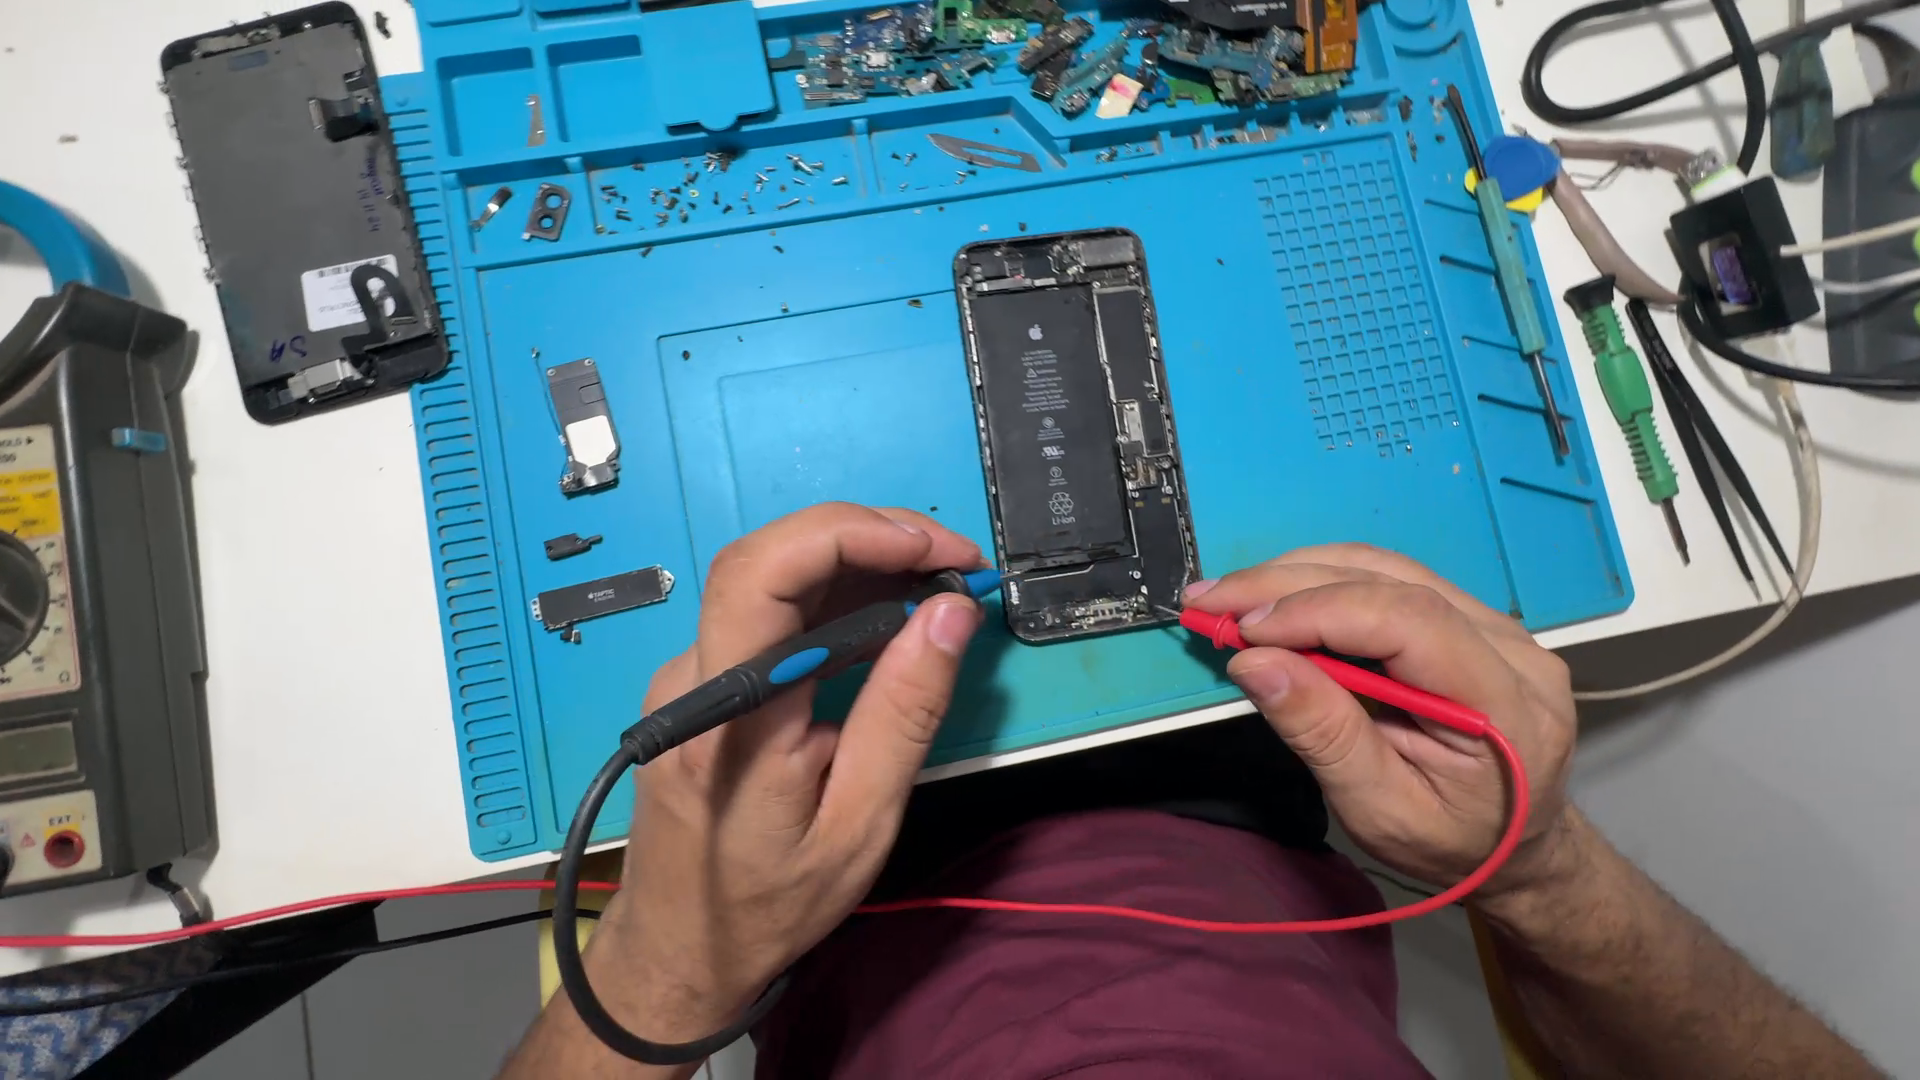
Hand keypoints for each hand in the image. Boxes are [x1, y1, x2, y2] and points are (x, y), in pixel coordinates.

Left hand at [595, 503, 984, 1038]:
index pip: (760, 576)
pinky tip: (893, 610)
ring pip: (777, 576)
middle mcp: (693, 674)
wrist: (679, 947)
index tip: (933, 548)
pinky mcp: (706, 676)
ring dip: (864, 563)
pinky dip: (842, 595)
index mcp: (727, 715)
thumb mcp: (862, 822)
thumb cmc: (772, 901)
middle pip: (772, 559)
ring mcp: (693, 670)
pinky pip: (775, 610)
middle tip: (956, 561)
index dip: (847, 533)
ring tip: (939, 582)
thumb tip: (950, 611)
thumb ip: (905, 712)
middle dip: (873, 538)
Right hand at [1181, 544, 1576, 897]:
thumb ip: (1322, 734)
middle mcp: (1508, 643)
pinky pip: (1381, 577)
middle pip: (1384, 580)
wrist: (1516, 845)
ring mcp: (1490, 622)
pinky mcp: (1461, 615)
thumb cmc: (1450, 841)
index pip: (1406, 620)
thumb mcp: (1379, 810)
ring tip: (1227, 596)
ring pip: (1378, 566)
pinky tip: (1271, 598)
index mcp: (1504, 703)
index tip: (1241, 629)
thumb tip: (1251, 662)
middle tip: (1206, 601)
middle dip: (1282, 584)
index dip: (1316, 612)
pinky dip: (1313, 581)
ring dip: (1291, 574)